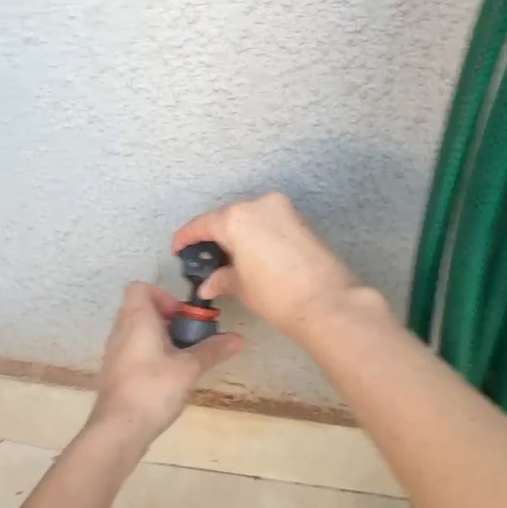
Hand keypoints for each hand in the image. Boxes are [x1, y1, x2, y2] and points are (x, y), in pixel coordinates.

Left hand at [86, 282, 241, 448]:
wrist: (119, 429)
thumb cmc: (153, 389)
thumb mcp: (190, 368)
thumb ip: (213, 350)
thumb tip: (238, 339)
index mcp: (137, 319)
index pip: (139, 287)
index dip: (163, 295)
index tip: (182, 316)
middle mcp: (120, 331)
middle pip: (140, 309)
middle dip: (167, 319)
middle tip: (188, 337)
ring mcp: (114, 353)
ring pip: (136, 332)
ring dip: (159, 338)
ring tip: (181, 358)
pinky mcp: (114, 374)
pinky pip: (132, 352)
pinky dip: (149, 356)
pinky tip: (166, 378)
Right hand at [172, 192, 384, 338]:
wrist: (326, 302)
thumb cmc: (279, 295)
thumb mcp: (242, 287)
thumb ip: (222, 278)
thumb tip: (210, 283)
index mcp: (237, 218)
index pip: (203, 224)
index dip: (187, 238)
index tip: (180, 248)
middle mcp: (259, 205)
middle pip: (228, 217)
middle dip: (215, 236)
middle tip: (205, 258)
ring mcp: (283, 209)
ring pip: (250, 217)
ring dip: (238, 234)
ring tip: (230, 259)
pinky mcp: (300, 219)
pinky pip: (270, 222)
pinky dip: (258, 234)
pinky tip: (253, 255)